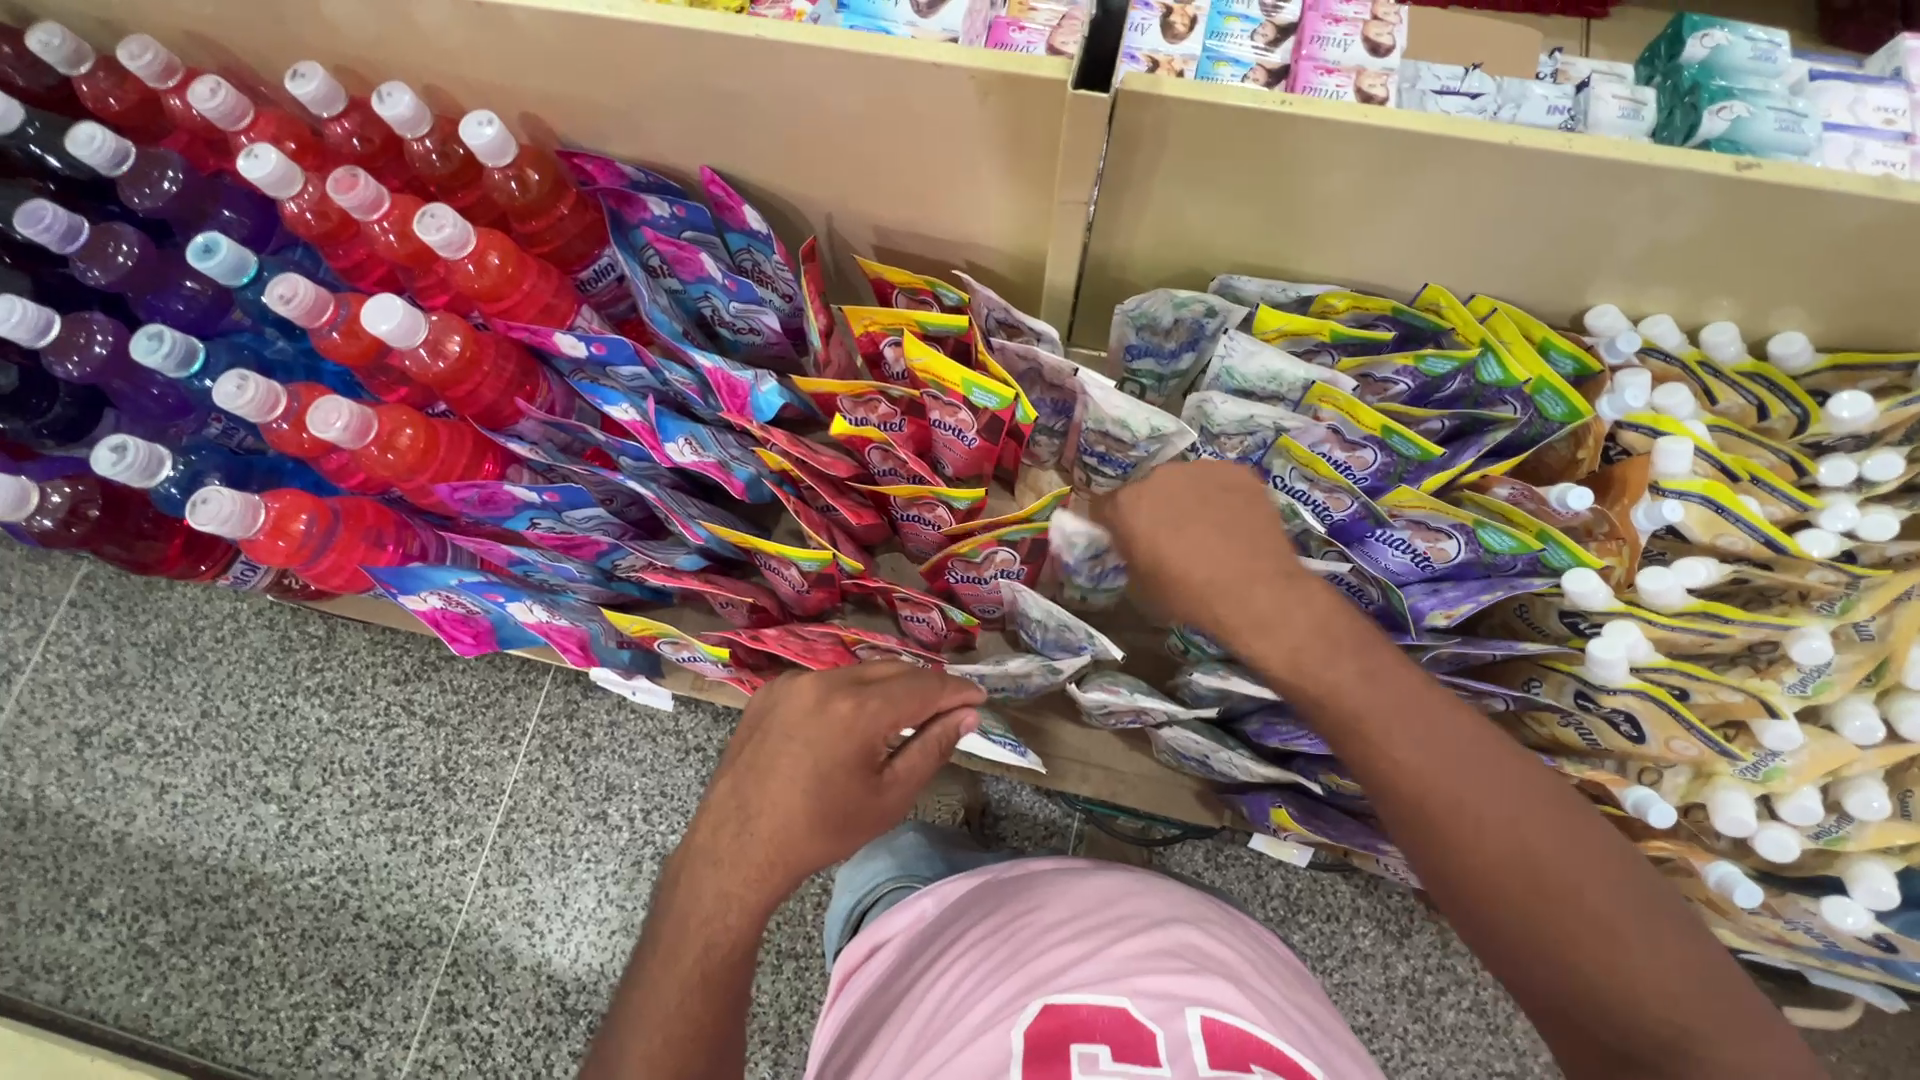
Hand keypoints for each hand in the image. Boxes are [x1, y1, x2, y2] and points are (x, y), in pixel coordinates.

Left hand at [683, 662, 985, 902]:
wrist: (738, 846)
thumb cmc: (821, 830)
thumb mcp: (889, 798)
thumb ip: (932, 748)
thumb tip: (967, 716)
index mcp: (858, 709)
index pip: (924, 686)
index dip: (957, 690)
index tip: (980, 698)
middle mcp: (826, 680)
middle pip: (893, 670)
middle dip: (925, 686)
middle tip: (949, 707)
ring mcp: (794, 681)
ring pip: (858, 672)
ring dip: (887, 687)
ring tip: (905, 714)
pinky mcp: (771, 690)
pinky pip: (825, 680)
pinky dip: (849, 692)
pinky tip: (852, 721)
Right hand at [1091, 460, 1313, 650]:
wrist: (1254, 591)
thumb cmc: (1188, 595)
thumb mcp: (1140, 587)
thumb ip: (1130, 556)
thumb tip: (1135, 549)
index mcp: (1126, 505)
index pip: (1104, 506)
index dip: (1113, 524)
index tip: (1124, 540)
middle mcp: (1158, 476)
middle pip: (1147, 489)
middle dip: (1153, 509)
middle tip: (1170, 537)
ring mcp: (1200, 469)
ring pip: (1185, 481)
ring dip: (1188, 499)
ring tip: (1208, 529)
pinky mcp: (1237, 471)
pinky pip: (1220, 481)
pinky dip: (1222, 497)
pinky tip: (1234, 522)